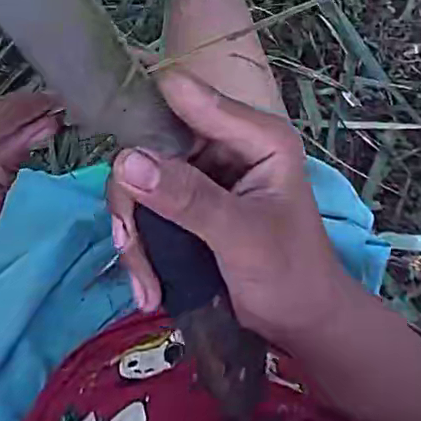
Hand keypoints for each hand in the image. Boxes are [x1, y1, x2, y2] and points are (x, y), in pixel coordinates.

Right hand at [106, 68, 357, 347]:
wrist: (302, 326)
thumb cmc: (291, 275)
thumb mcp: (242, 236)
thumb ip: (187, 197)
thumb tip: (125, 160)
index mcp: (253, 133)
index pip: (184, 94)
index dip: (142, 109)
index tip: (118, 156)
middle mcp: (223, 140)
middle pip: (151, 140)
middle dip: (134, 194)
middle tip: (128, 243)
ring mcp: (202, 168)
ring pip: (139, 176)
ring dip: (135, 229)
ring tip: (147, 284)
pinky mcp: (186, 196)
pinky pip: (143, 204)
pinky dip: (140, 243)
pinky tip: (150, 286)